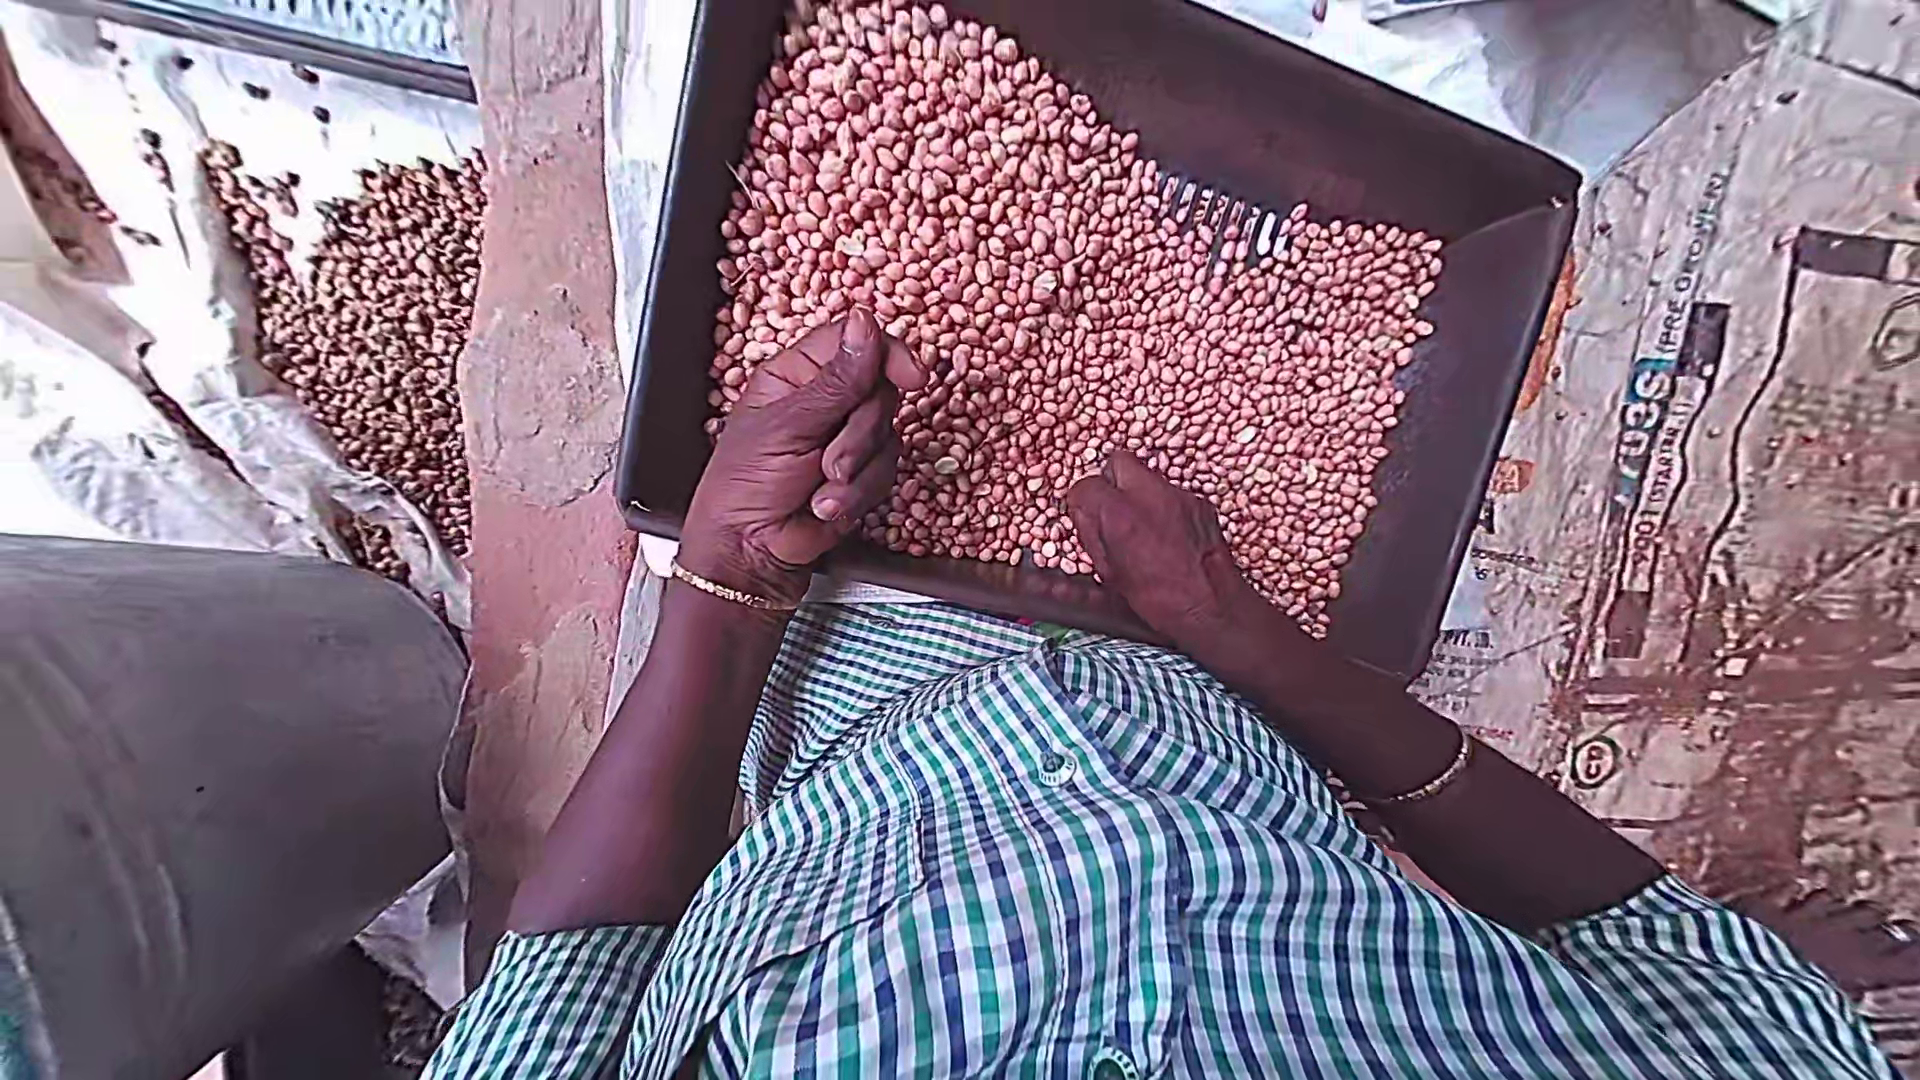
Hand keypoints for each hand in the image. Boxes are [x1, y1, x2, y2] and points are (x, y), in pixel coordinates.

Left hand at [679, 310, 928, 605]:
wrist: (751, 550)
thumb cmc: (745, 484)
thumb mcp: (787, 426)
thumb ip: (836, 381)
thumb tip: (867, 323)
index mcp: (798, 375)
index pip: (854, 341)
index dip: (887, 353)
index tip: (912, 376)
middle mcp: (828, 401)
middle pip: (880, 391)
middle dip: (860, 433)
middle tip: (831, 463)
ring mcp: (848, 438)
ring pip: (889, 436)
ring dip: (858, 470)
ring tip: (821, 491)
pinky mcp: (863, 474)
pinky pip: (887, 472)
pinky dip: (859, 494)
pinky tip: (827, 506)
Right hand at [1067, 452, 1305, 658]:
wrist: (1211, 607)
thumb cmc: (1158, 598)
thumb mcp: (1108, 571)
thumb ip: (1091, 533)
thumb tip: (1084, 513)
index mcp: (1119, 514)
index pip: (1086, 485)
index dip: (1083, 500)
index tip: (1085, 512)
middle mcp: (1149, 495)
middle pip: (1118, 461)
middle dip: (1110, 480)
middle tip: (1109, 506)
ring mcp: (1178, 495)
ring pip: (1146, 475)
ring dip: (1136, 493)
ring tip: (1140, 526)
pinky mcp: (1198, 502)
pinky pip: (1170, 492)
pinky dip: (1162, 506)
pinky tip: (1165, 533)